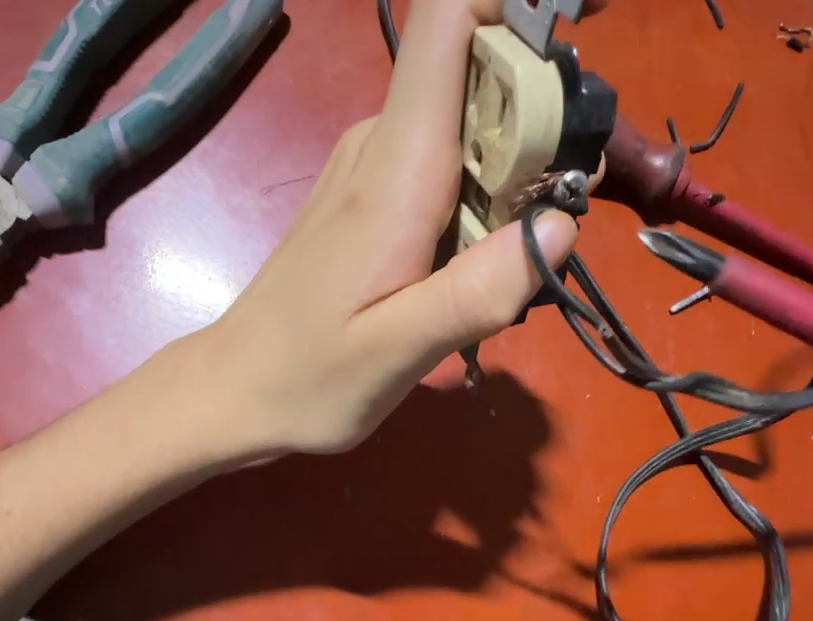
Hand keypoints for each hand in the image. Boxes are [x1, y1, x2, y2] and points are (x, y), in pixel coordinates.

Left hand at [188, 0, 584, 458]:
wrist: (237, 391)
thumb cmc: (308, 379)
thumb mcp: (395, 354)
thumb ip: (477, 292)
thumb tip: (561, 223)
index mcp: (393, 171)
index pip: (450, 23)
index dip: (514, 9)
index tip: (575, 54)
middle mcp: (382, 146)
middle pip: (477, 71)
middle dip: (543, 114)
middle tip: (568, 198)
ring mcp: (372, 168)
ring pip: (468, 120)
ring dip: (519, 163)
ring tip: (521, 249)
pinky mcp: (371, 197)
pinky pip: (447, 162)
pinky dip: (486, 193)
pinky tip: (480, 261)